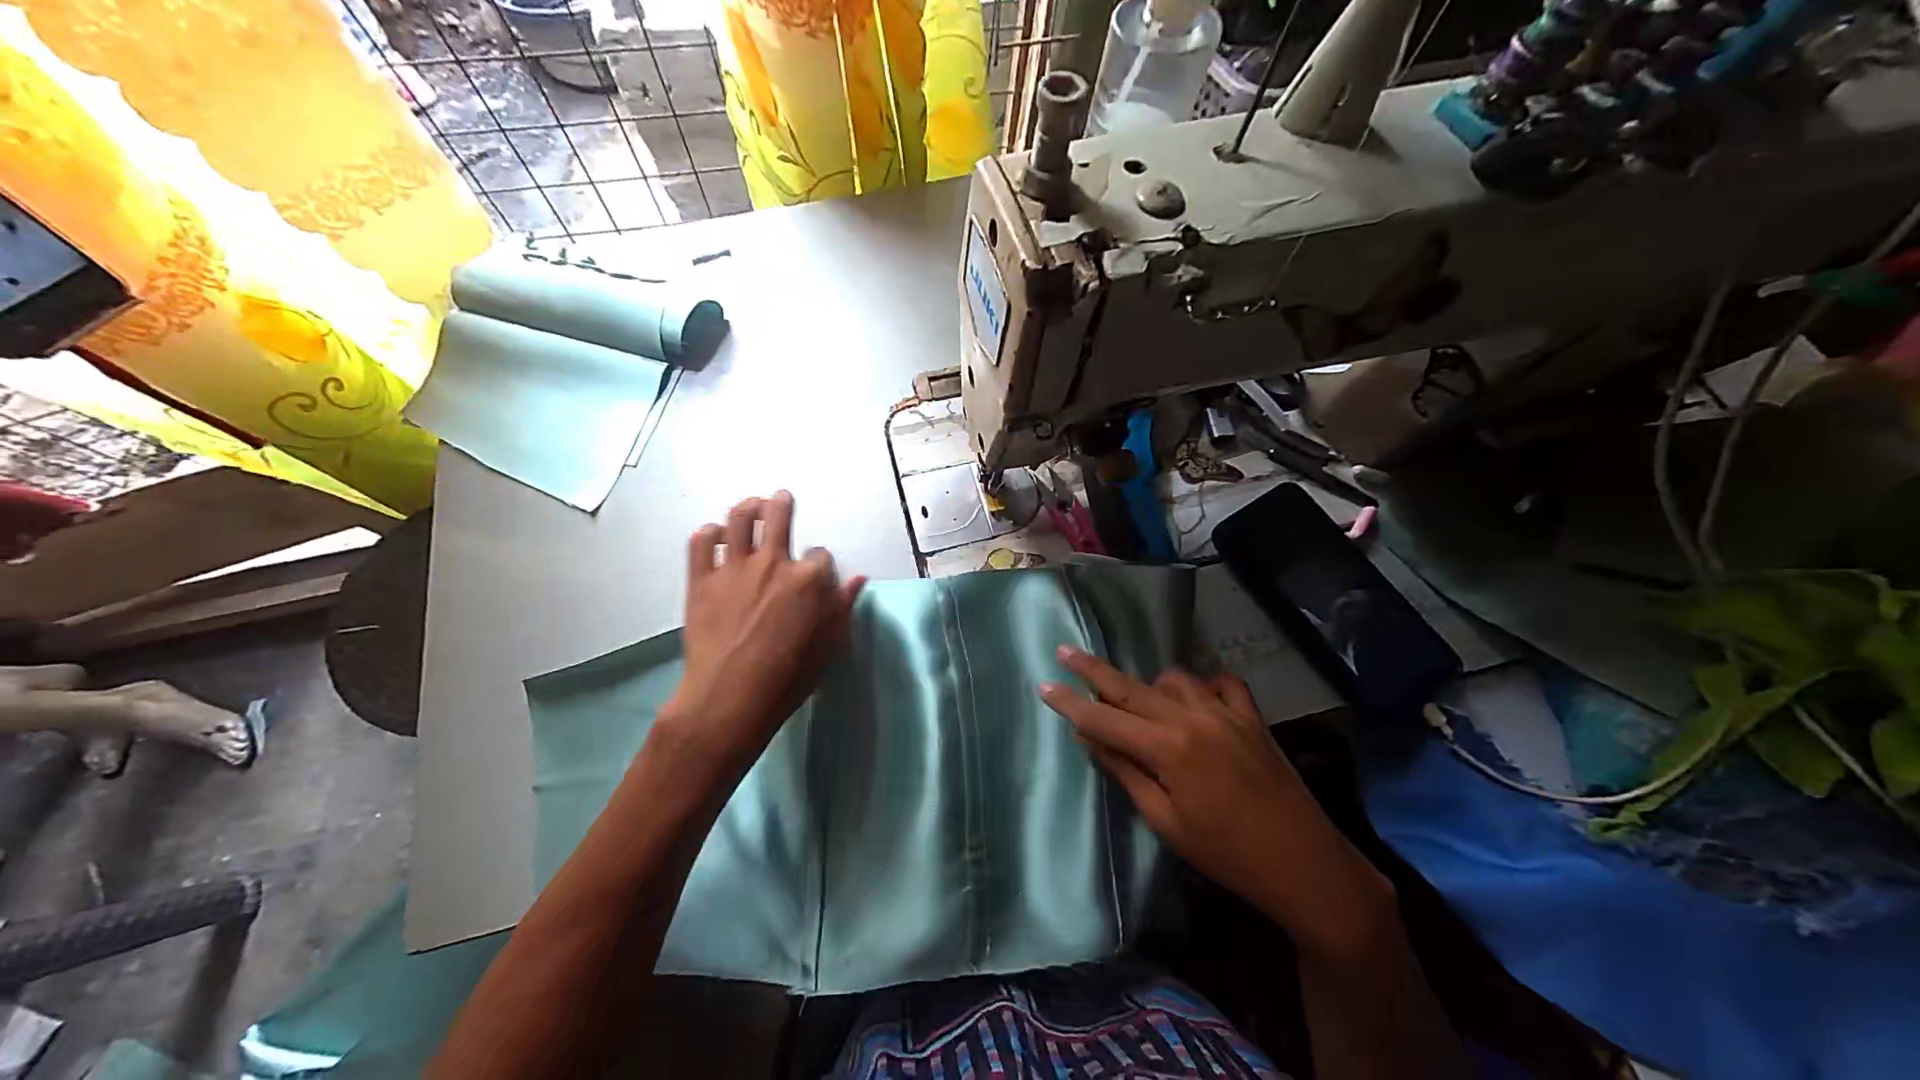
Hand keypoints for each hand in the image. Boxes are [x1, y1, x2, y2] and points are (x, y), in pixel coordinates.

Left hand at [658, 492, 863, 778]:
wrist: (731, 697)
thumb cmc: (788, 677)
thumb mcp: (828, 644)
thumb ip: (842, 607)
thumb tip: (857, 579)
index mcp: (808, 579)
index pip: (819, 555)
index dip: (819, 562)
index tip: (816, 572)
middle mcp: (772, 563)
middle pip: (778, 517)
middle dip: (782, 503)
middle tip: (780, 497)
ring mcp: (733, 568)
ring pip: (738, 520)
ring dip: (747, 507)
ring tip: (750, 505)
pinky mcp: (701, 580)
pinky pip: (700, 544)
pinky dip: (708, 534)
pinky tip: (713, 535)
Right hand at [1040, 647, 1395, 958]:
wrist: (1305, 865)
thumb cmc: (1226, 854)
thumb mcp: (1166, 822)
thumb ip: (1126, 773)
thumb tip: (1091, 739)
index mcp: (1168, 748)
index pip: (1106, 719)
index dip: (1071, 704)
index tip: (1044, 685)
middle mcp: (1194, 718)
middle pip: (1132, 688)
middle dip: (1094, 671)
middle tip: (1065, 652)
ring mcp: (1227, 713)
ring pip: (1175, 680)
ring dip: (1149, 686)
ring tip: (1137, 703)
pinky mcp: (1253, 718)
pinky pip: (1222, 684)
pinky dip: (1202, 686)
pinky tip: (1196, 700)